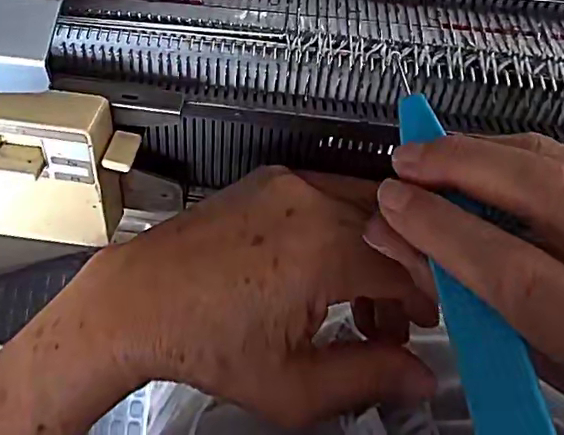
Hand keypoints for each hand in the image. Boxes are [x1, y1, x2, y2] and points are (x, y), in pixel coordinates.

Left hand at [0, 166, 436, 434]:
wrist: (144, 296)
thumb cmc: (205, 340)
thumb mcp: (293, 385)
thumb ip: (368, 378)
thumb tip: (417, 377)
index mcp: (324, 249)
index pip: (403, 269)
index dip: (419, 304)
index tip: (419, 326)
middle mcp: (312, 200)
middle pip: (389, 229)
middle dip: (400, 275)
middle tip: (390, 318)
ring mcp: (290, 182)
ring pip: (363, 204)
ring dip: (374, 245)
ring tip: (354, 296)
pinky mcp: (272, 177)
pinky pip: (328, 191)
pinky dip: (343, 222)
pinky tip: (324, 264)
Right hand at [366, 134, 563, 434]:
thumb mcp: (535, 356)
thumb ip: (465, 295)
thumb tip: (398, 236)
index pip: (510, 266)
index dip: (441, 226)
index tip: (392, 200)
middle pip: (538, 188)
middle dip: (458, 163)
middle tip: (405, 159)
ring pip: (552, 157)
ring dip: (482, 147)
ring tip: (438, 152)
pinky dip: (519, 150)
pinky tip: (491, 156)